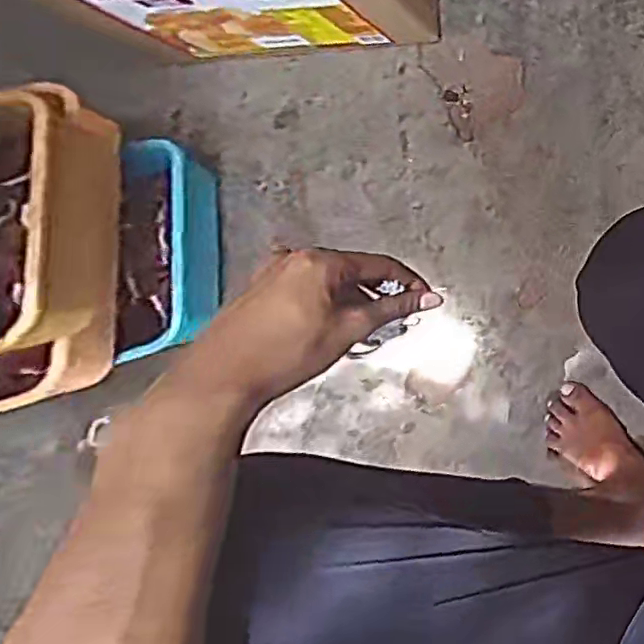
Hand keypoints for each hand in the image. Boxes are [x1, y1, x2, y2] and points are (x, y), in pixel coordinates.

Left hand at [168, 248, 441, 409]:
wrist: (217, 382)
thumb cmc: (279, 354)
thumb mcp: (350, 329)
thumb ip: (393, 308)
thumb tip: (425, 298)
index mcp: (318, 262)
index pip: (380, 265)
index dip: (408, 282)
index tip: (422, 297)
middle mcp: (294, 261)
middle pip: (355, 271)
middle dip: (379, 293)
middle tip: (397, 315)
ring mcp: (272, 276)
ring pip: (331, 283)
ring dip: (353, 301)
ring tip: (363, 328)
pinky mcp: (259, 294)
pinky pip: (308, 291)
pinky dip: (328, 305)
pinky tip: (331, 329)